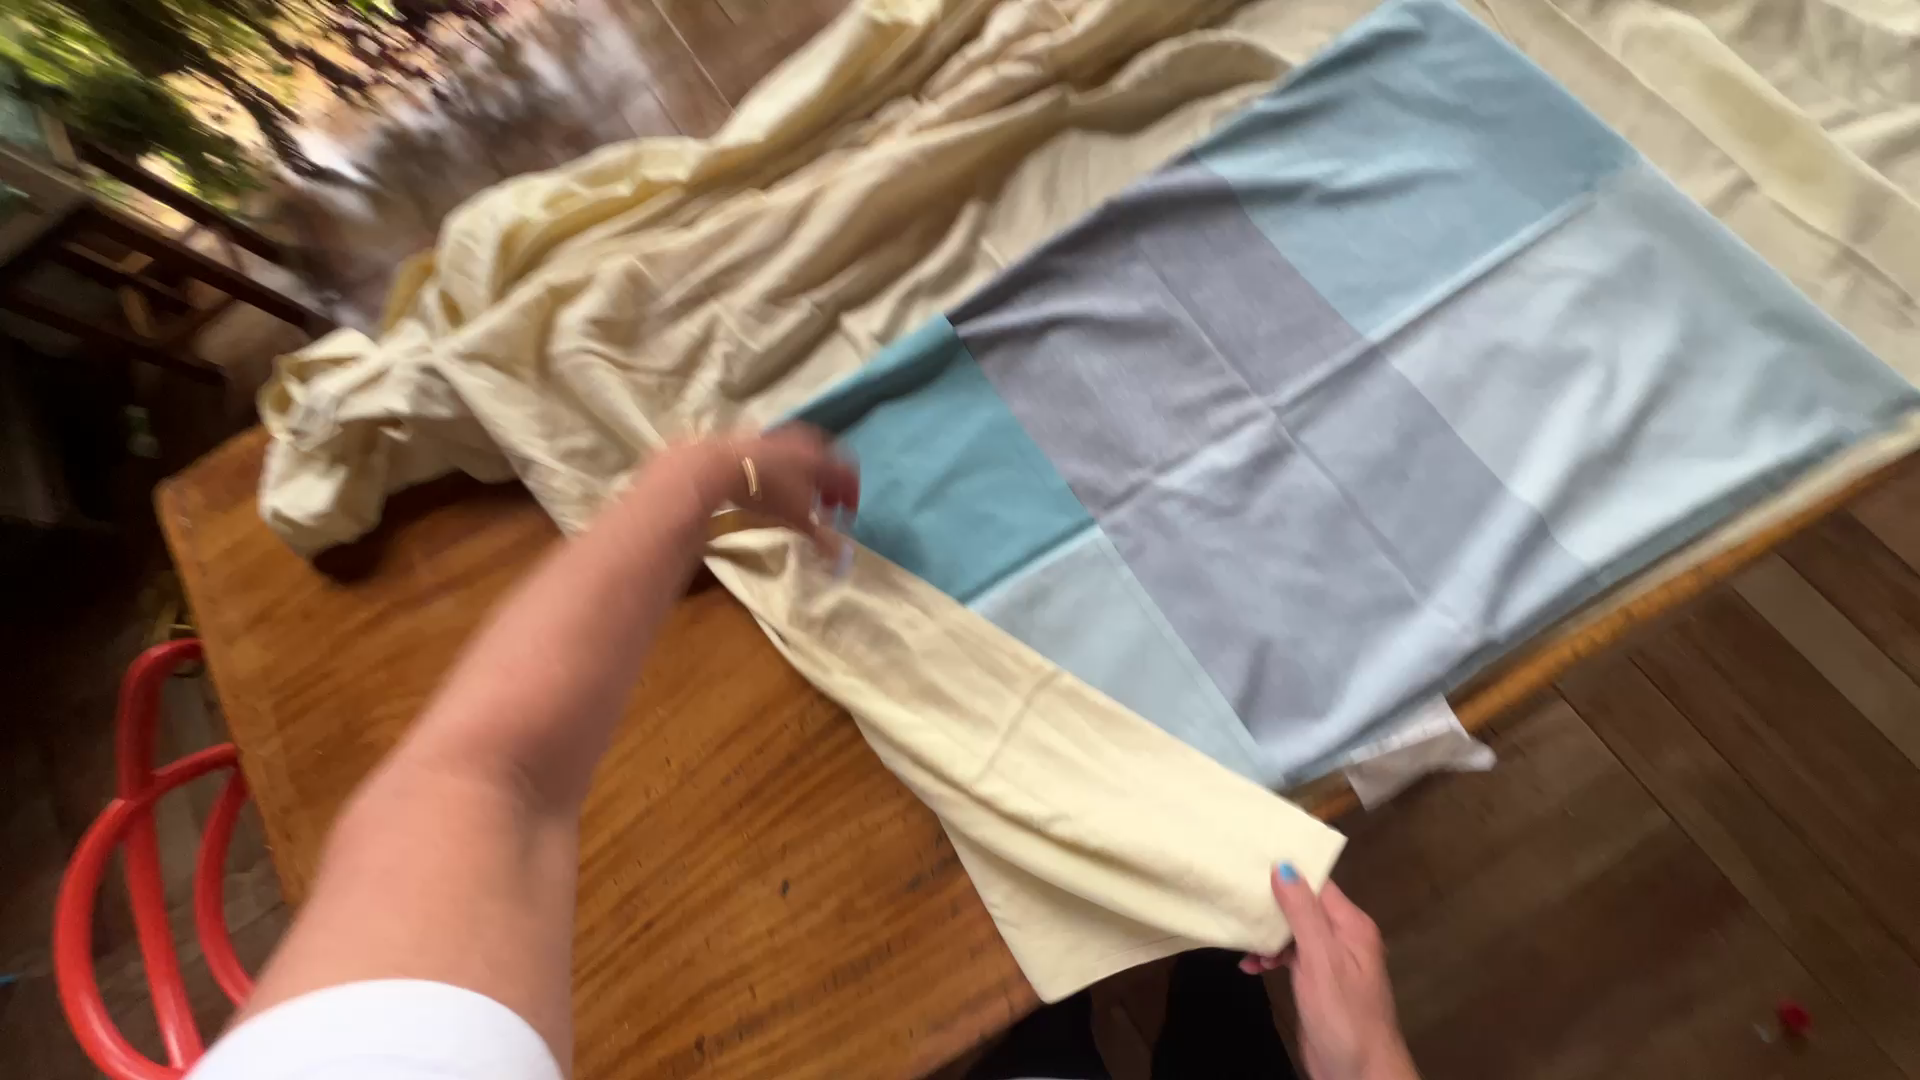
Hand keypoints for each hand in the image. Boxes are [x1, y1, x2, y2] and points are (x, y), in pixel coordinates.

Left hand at [688, 425, 859, 554]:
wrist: (725, 466)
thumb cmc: (769, 492)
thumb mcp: (797, 518)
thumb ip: (822, 537)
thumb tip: (841, 557)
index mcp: (823, 459)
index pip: (849, 474)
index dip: (852, 497)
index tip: (846, 518)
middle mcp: (808, 443)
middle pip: (830, 463)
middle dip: (831, 487)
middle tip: (825, 508)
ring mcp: (784, 437)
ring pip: (807, 456)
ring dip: (810, 478)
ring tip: (800, 498)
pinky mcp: (763, 438)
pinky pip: (787, 453)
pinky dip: (790, 470)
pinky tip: (776, 486)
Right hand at [1240, 865, 1418, 1079]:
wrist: (1360, 1077)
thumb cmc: (1343, 1015)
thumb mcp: (1320, 958)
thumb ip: (1302, 911)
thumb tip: (1282, 865)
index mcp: (1351, 925)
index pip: (1316, 883)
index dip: (1287, 870)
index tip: (1251, 858)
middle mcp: (1343, 937)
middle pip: (1301, 904)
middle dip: (1270, 904)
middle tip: (1237, 898)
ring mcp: (1330, 960)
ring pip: (1292, 930)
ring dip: (1267, 934)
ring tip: (1244, 943)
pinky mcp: (1317, 981)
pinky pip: (1290, 954)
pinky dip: (1271, 956)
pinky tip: (1252, 966)